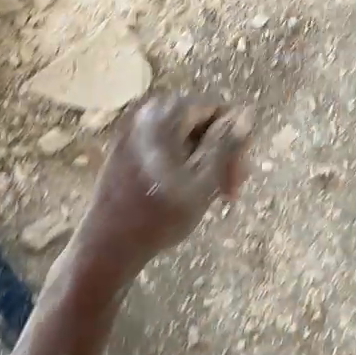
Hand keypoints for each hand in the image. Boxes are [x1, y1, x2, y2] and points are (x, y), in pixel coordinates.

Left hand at [72, 93, 254, 279]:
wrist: (107, 244)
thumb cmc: (159, 215)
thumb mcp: (205, 179)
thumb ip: (228, 143)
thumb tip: (248, 112)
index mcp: (166, 113)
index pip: (218, 110)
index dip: (235, 142)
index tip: (238, 179)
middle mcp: (147, 112)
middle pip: (200, 121)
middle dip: (219, 153)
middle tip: (227, 192)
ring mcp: (132, 129)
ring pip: (183, 136)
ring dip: (201, 161)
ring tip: (206, 196)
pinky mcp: (124, 148)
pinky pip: (164, 146)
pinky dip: (179, 164)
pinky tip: (182, 193)